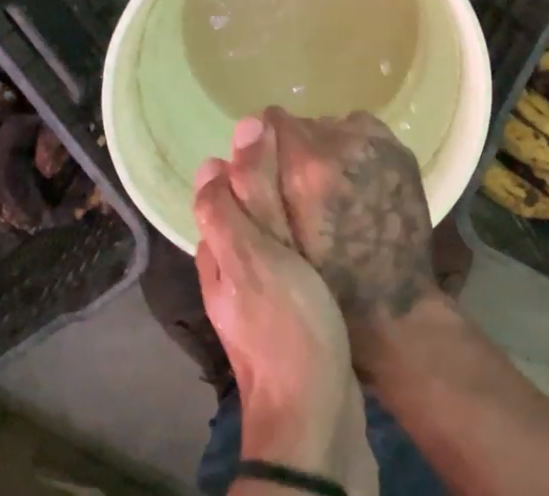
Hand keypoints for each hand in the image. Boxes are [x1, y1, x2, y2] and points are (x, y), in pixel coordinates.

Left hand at [195, 117, 375, 494]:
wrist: (317, 418)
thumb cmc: (287, 331)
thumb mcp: (257, 261)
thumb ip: (240, 206)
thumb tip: (221, 147)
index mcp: (220, 262)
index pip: (216, 198)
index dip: (236, 163)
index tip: (270, 130)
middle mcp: (235, 281)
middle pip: (241, 219)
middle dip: (262, 183)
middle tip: (304, 150)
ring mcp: (266, 304)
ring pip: (269, 242)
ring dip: (287, 211)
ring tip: (322, 181)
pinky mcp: (297, 320)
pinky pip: (295, 265)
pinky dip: (306, 240)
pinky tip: (332, 235)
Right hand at [250, 107, 441, 376]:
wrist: (390, 307)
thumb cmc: (324, 284)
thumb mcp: (274, 241)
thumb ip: (253, 190)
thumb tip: (234, 147)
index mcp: (308, 167)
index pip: (272, 120)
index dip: (264, 143)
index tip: (266, 168)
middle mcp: (344, 145)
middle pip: (304, 122)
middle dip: (295, 146)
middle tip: (297, 185)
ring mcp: (378, 146)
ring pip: (334, 125)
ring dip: (325, 145)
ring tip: (327, 183)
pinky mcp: (401, 153)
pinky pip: (365, 131)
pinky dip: (355, 146)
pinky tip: (353, 178)